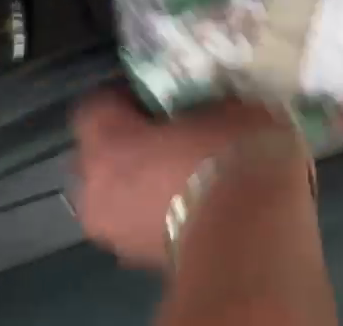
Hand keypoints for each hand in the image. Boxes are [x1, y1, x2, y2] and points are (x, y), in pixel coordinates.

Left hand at [71, 88, 294, 269]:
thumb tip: (207, 103)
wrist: (249, 225)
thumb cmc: (239, 154)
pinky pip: (139, 217)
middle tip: (175, 132)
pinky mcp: (133, 252)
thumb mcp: (237, 107)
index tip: (157, 89)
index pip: (95, 106)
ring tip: (188, 170)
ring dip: (142, 179)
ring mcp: (109, 226)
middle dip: (131, 144)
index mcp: (111, 145)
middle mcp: (93, 187)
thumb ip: (207, 105)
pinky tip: (197, 197)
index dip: (125, 93)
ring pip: (115, 191)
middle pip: (98, 155)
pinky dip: (159, 205)